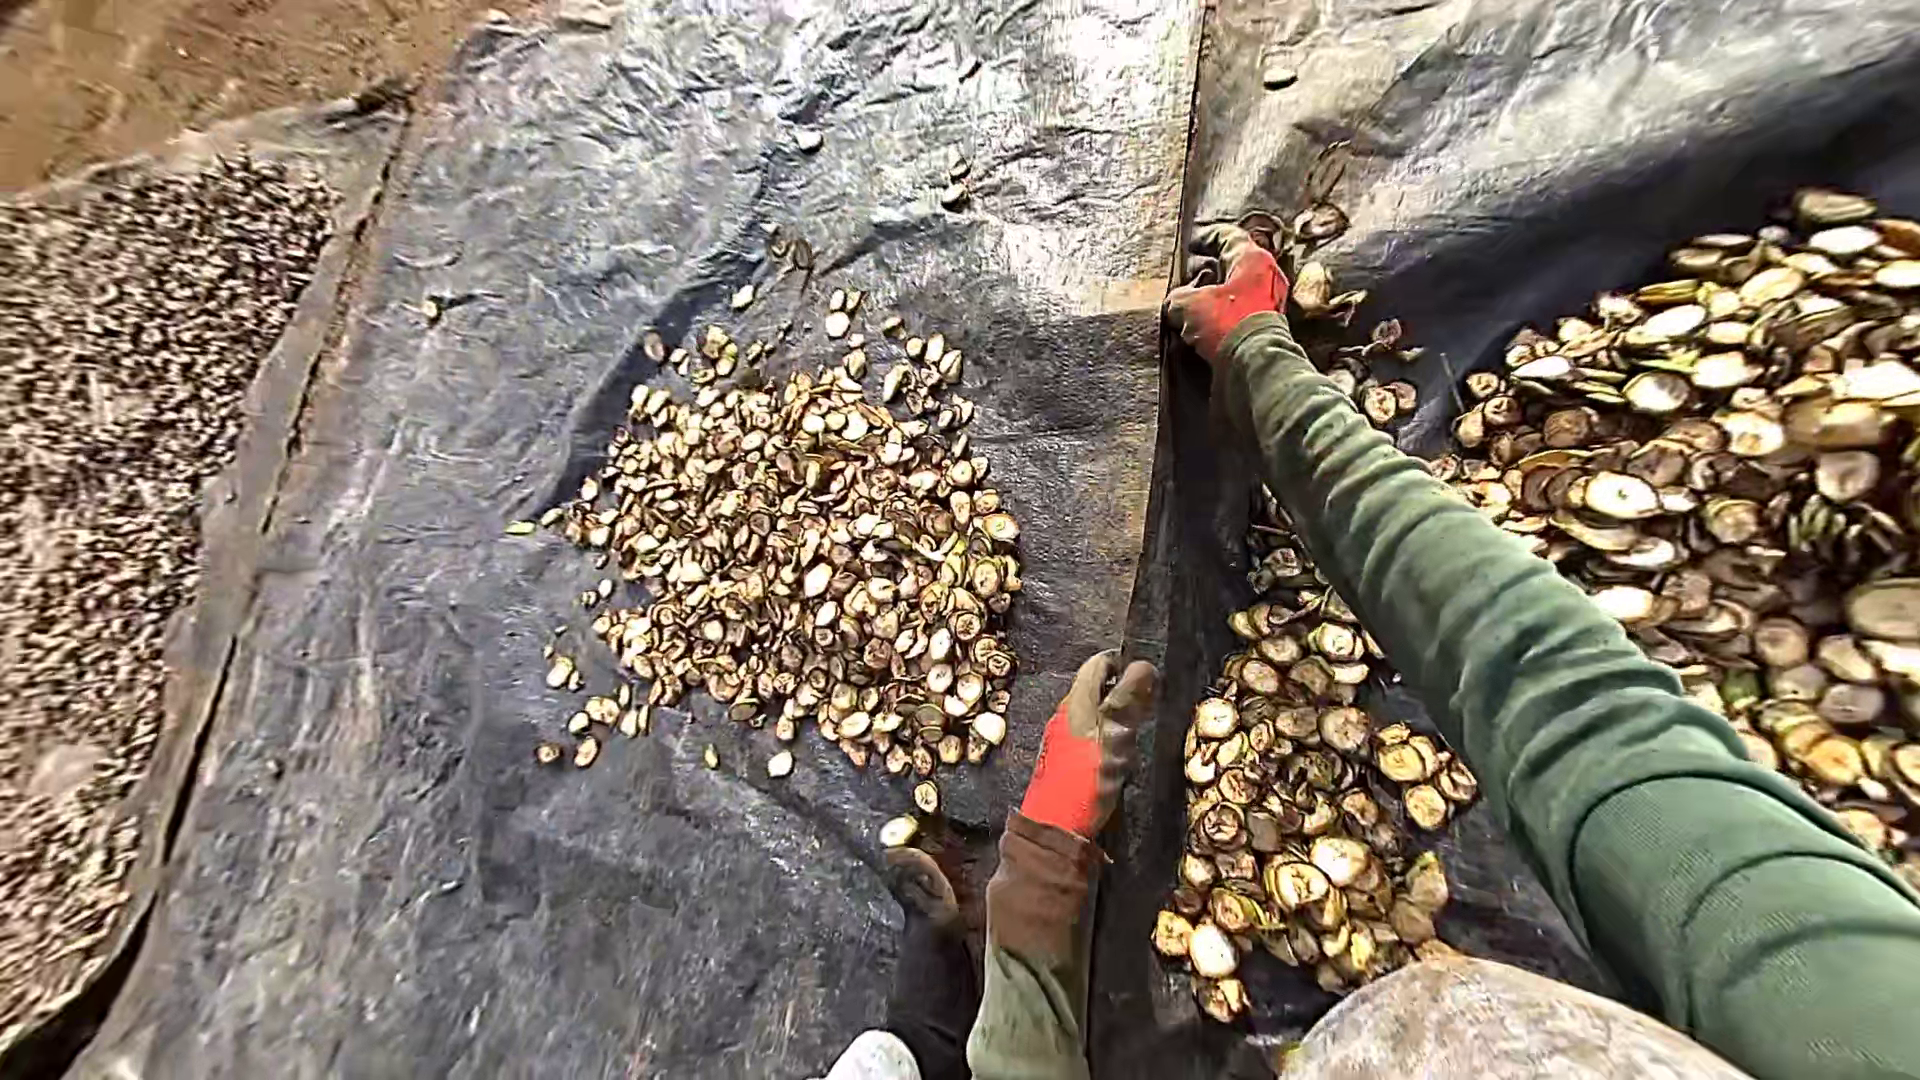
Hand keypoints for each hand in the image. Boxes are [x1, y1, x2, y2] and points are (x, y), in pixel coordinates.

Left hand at [1018, 650, 1159, 837]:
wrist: (1055, 823)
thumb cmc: (1086, 773)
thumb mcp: (1114, 732)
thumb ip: (1128, 699)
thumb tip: (1144, 665)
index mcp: (1076, 699)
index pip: (1099, 664)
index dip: (1124, 664)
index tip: (1149, 679)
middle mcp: (1067, 710)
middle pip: (1098, 687)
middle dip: (1125, 692)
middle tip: (1150, 707)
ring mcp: (1064, 733)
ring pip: (1096, 712)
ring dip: (1119, 717)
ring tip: (1139, 732)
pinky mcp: (1066, 755)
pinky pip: (1092, 733)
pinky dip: (1110, 737)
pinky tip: (1122, 756)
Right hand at [1164, 224, 1288, 366]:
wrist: (1252, 363)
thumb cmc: (1227, 324)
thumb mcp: (1190, 306)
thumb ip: (1178, 298)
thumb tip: (1175, 302)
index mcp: (1253, 260)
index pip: (1229, 237)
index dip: (1207, 238)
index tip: (1193, 243)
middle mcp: (1266, 277)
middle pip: (1232, 266)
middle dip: (1208, 271)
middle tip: (1186, 277)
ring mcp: (1267, 303)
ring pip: (1234, 291)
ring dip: (1212, 296)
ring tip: (1189, 306)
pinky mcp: (1263, 327)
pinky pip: (1237, 313)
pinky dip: (1219, 315)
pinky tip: (1202, 326)